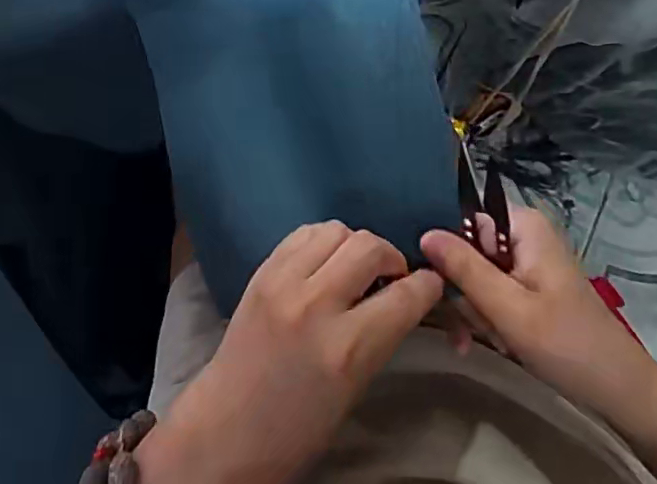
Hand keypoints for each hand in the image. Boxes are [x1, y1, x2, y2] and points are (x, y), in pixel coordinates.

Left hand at [138, 222, 443, 483]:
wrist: (227, 428)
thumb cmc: (299, 425)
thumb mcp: (355, 385)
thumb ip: (381, 333)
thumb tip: (404, 294)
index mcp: (348, 349)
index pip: (406, 296)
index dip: (427, 285)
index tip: (430, 283)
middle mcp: (317, 305)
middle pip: (370, 246)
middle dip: (391, 256)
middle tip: (390, 275)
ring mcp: (284, 282)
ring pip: (336, 229)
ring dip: (354, 244)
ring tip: (353, 266)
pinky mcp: (262, 271)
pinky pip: (303, 233)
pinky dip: (322, 241)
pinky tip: (324, 261)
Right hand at [421, 206, 656, 410]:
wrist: (621, 392)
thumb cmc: (567, 344)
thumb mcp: (509, 308)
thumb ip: (465, 267)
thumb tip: (425, 232)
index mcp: (523, 224)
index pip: (464, 213)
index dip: (443, 243)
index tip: (433, 277)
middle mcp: (522, 234)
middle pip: (466, 246)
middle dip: (460, 288)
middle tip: (464, 326)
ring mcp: (526, 260)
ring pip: (475, 272)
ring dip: (472, 308)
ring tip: (479, 339)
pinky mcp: (527, 285)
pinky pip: (490, 289)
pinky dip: (485, 315)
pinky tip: (488, 341)